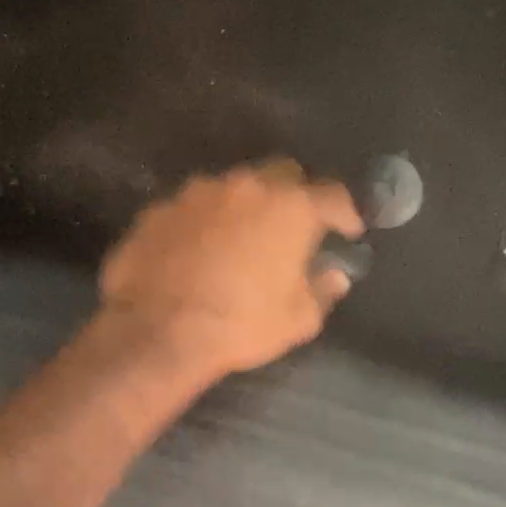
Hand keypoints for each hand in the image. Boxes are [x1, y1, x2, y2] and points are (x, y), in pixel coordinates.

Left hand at [99, 160, 364, 383]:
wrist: (156, 333)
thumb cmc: (241, 324)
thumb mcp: (299, 319)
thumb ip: (323, 290)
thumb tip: (334, 276)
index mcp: (291, 208)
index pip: (333, 194)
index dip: (346, 212)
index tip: (349, 231)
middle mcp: (247, 187)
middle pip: (283, 173)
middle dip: (296, 194)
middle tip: (295, 226)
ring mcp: (198, 193)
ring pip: (235, 186)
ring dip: (247, 205)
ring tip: (243, 237)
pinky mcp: (160, 209)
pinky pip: (194, 207)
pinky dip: (206, 222)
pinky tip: (201, 250)